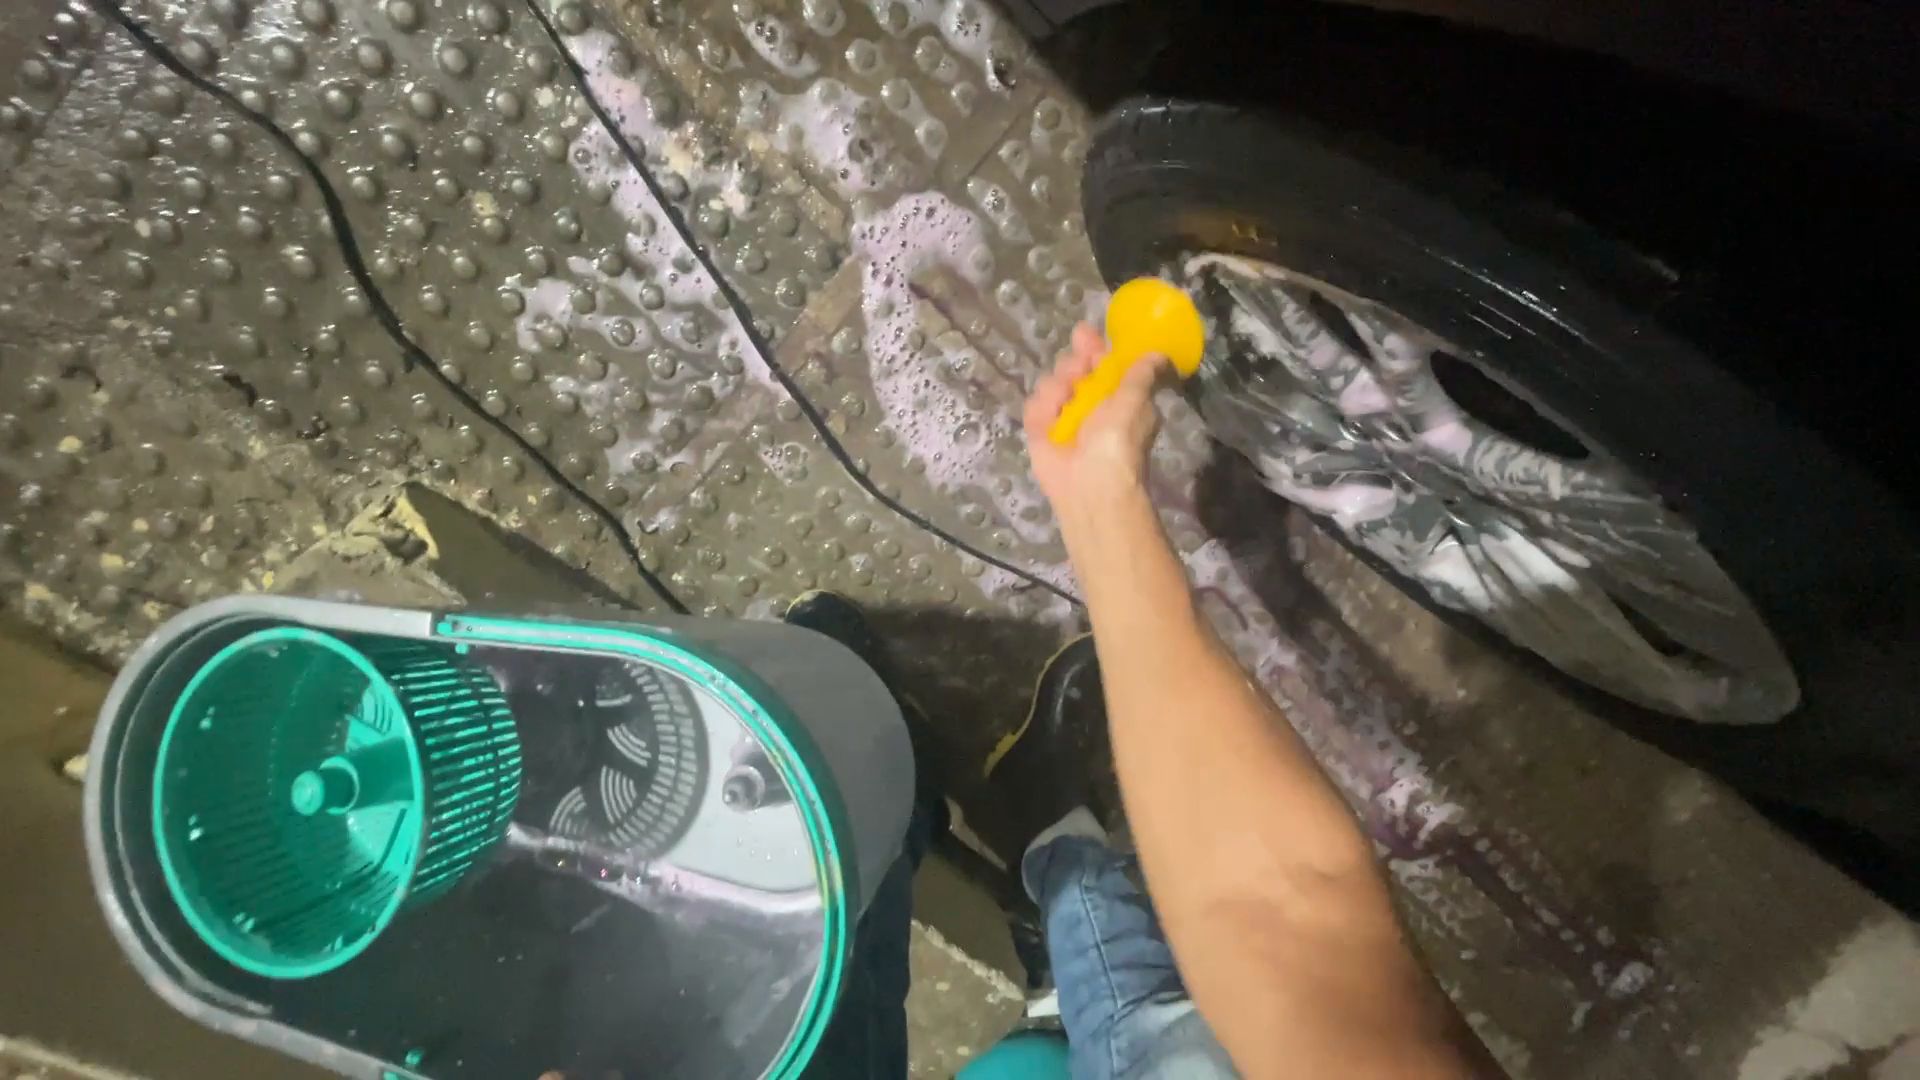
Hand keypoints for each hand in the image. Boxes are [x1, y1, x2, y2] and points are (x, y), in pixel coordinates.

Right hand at [1023, 321, 1167, 516]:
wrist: (1091, 484)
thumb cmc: (1119, 440)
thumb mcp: (1138, 399)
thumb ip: (1142, 373)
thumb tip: (1158, 354)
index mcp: (1118, 398)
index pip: (1103, 365)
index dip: (1094, 348)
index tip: (1085, 334)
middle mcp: (1090, 407)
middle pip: (1073, 370)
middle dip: (1074, 363)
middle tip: (1077, 367)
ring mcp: (1063, 420)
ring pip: (1052, 384)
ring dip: (1058, 384)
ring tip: (1066, 395)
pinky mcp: (1040, 433)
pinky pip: (1034, 408)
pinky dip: (1042, 407)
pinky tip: (1051, 412)